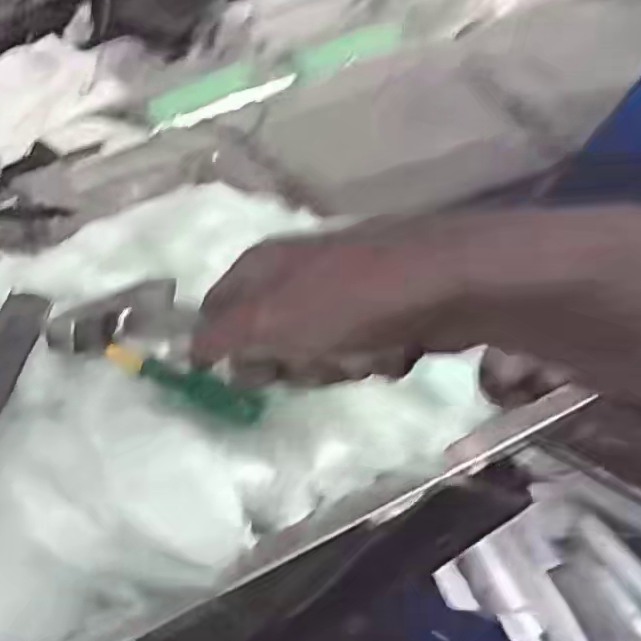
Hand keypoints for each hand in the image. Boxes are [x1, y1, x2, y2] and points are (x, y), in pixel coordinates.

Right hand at [191, 219, 480, 385]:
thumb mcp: (265, 321)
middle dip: (281, 363)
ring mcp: (335, 289)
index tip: (239, 373)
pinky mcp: (373, 308)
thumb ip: (217, 338)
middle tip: (304, 362)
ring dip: (325, 366)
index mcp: (258, 267)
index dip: (219, 349)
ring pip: (304, 352)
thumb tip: (186, 351)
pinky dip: (361, 360)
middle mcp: (291, 272)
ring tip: (354, 356)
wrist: (453, 283)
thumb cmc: (347, 303)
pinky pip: (346, 350)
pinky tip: (384, 352)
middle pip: (259, 341)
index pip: (212, 315)